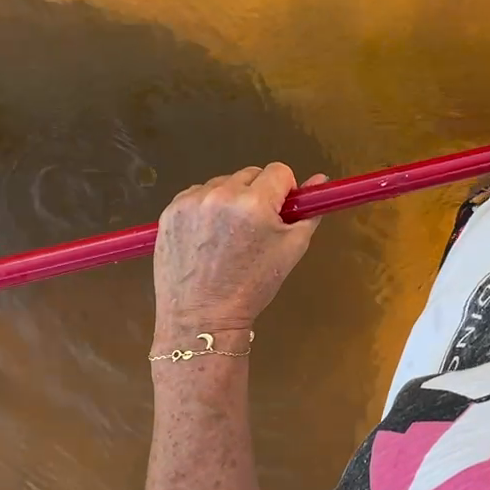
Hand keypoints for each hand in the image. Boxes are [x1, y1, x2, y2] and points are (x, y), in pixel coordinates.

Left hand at [152, 163, 327, 336]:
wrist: (202, 318)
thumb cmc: (253, 286)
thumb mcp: (293, 248)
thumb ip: (308, 210)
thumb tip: (319, 180)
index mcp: (254, 202)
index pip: (279, 171)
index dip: (285, 190)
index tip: (280, 211)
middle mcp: (221, 194)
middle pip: (251, 174)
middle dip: (258, 193)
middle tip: (255, 226)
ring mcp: (192, 202)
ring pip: (224, 183)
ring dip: (232, 198)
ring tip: (229, 233)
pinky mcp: (169, 212)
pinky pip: (198, 194)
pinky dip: (207, 206)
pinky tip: (208, 234)